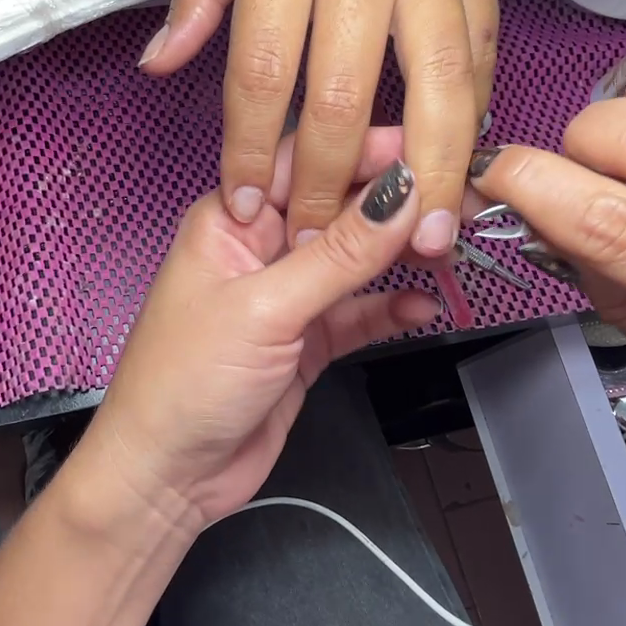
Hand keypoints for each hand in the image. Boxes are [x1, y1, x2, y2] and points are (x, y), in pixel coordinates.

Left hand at [86, 131, 439, 527]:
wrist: (169, 475)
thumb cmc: (189, 379)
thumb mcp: (265, 308)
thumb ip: (338, 255)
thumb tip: (402, 192)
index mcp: (232, 219)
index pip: (304, 165)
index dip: (362, 152)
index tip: (426, 149)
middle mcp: (260, 249)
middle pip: (336, 210)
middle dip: (392, 207)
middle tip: (455, 204)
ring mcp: (286, 297)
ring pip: (353, 263)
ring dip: (398, 259)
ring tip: (450, 251)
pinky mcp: (305, 342)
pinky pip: (356, 314)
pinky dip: (387, 310)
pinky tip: (423, 307)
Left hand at [140, 0, 499, 259]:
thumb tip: (162, 63)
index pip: (262, 76)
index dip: (251, 153)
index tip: (245, 204)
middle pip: (348, 99)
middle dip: (333, 185)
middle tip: (322, 244)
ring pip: (441, 89)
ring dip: (431, 174)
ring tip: (425, 236)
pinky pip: (483, 51)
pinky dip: (473, 113)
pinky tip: (459, 160)